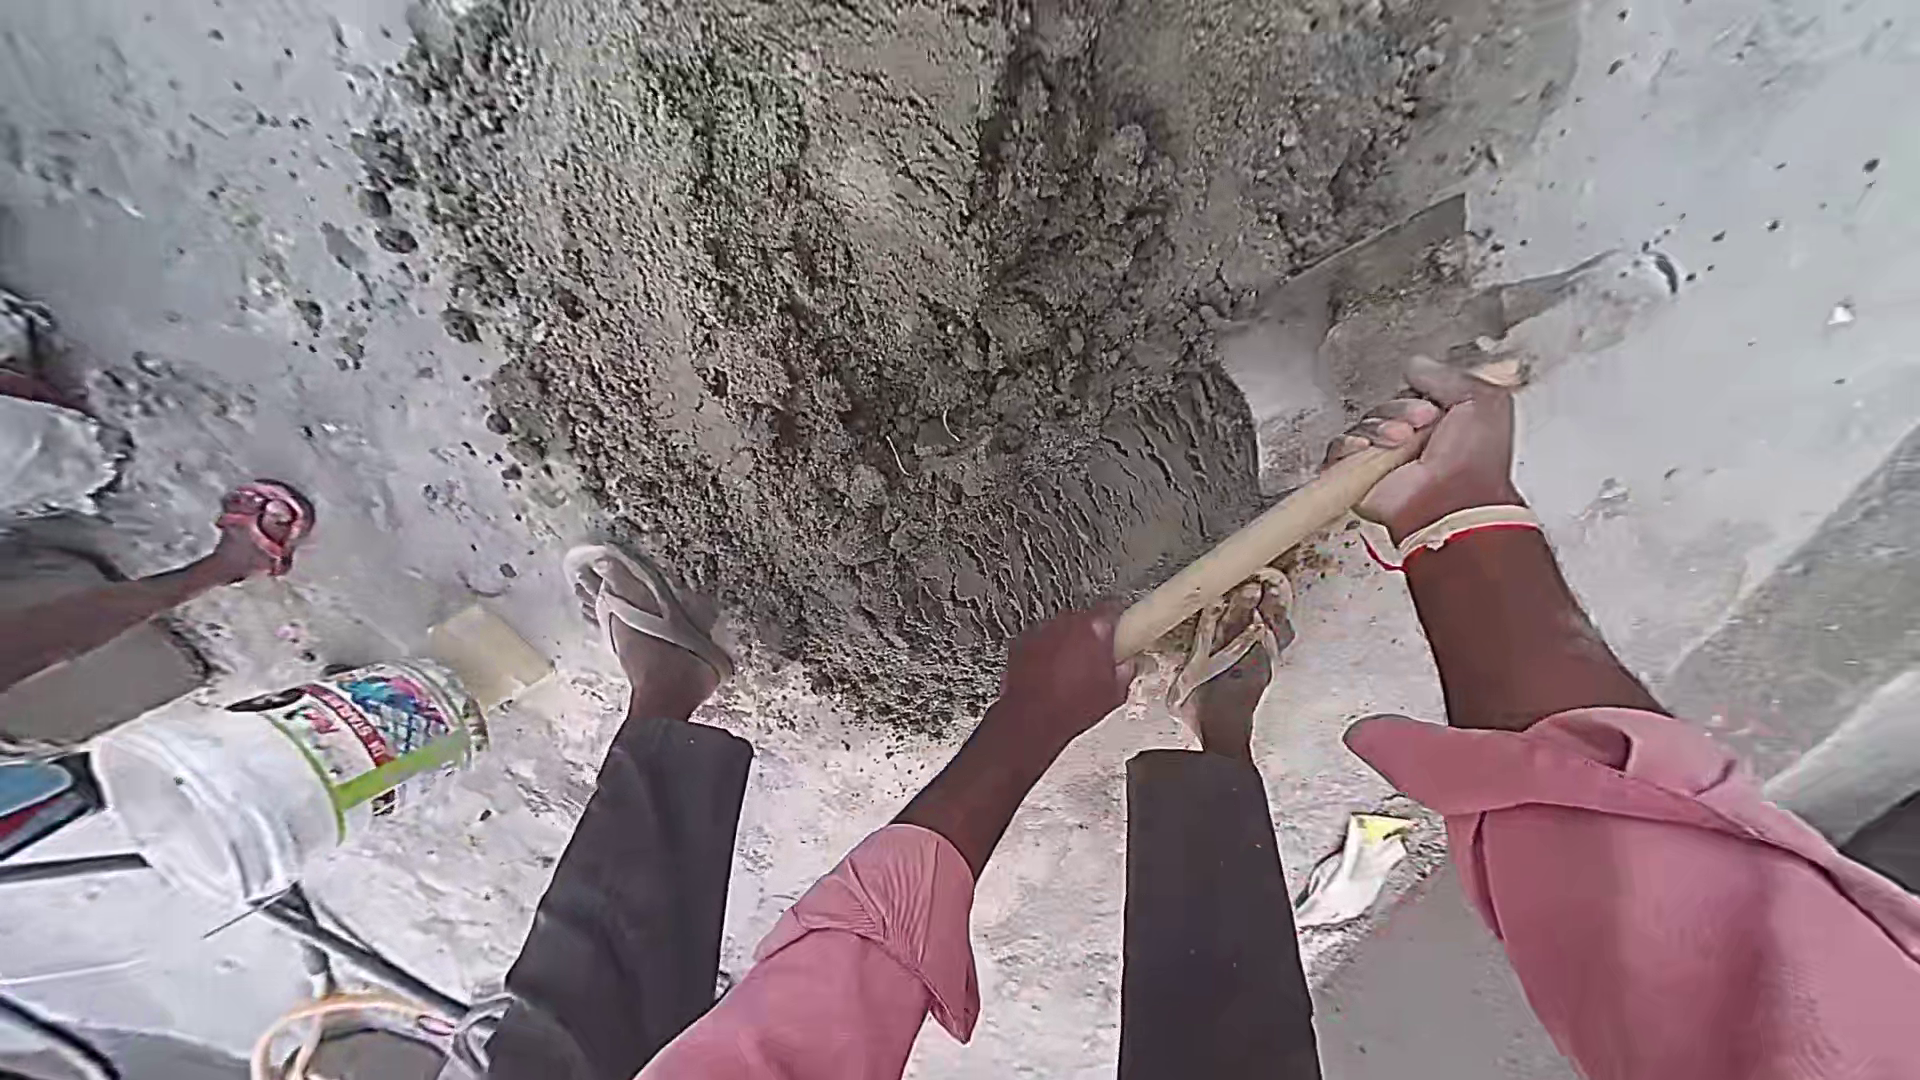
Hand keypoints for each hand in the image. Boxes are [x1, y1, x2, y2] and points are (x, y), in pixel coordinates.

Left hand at [989, 603, 1139, 750]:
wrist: (1031, 718)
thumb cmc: (1070, 707)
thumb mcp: (1113, 693)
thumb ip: (1124, 671)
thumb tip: (1127, 666)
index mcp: (1094, 630)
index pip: (1112, 611)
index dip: (1117, 623)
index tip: (1120, 633)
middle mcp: (1067, 624)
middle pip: (1085, 620)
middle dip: (1090, 637)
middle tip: (1095, 659)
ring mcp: (1042, 631)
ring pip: (1061, 630)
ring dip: (1066, 644)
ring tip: (1069, 671)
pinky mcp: (1023, 642)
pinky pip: (1040, 641)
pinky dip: (1044, 652)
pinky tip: (1048, 673)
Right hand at [1325, 355, 1521, 544]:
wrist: (1449, 499)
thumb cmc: (1474, 461)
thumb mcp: (1483, 401)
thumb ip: (1448, 377)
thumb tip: (1416, 364)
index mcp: (1435, 423)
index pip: (1407, 395)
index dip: (1414, 397)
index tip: (1431, 410)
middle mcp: (1406, 440)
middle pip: (1381, 408)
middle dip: (1396, 411)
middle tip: (1417, 427)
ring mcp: (1378, 458)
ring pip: (1360, 426)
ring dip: (1377, 429)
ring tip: (1398, 443)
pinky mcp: (1354, 475)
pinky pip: (1337, 449)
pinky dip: (1347, 445)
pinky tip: (1365, 449)